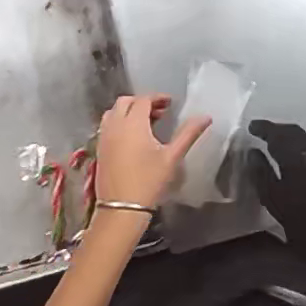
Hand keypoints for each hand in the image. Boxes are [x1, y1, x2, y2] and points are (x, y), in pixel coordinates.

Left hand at [95, 94, 211, 208]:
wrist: (122, 207)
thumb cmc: (149, 181)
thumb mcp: (172, 157)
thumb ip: (188, 134)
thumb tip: (206, 117)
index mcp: (133, 123)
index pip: (143, 100)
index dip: (157, 98)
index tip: (169, 103)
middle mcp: (114, 125)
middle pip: (125, 102)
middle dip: (142, 102)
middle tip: (159, 112)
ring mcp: (104, 137)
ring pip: (113, 113)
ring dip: (128, 111)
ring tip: (145, 123)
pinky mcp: (99, 149)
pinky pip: (107, 126)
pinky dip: (119, 123)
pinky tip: (132, 138)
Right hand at [245, 120, 305, 288]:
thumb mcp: (278, 206)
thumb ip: (263, 176)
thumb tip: (253, 153)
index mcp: (298, 159)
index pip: (278, 134)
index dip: (264, 128)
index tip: (251, 127)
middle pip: (295, 133)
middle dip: (278, 130)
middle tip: (262, 133)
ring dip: (291, 138)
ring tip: (275, 145)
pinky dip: (301, 148)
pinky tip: (295, 160)